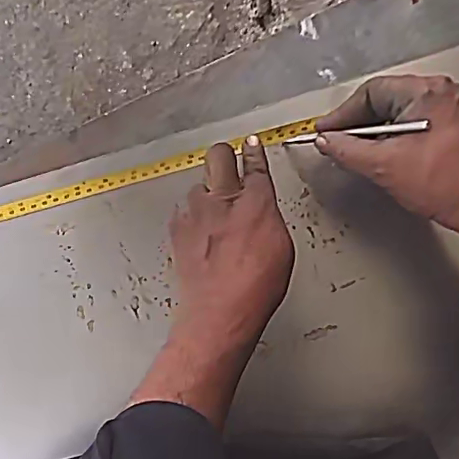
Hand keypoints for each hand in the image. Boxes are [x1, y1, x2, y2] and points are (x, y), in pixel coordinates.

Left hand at [128, 136, 292, 428]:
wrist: (219, 312)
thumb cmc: (253, 289)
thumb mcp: (281, 248)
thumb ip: (268, 218)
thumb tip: (262, 210)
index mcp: (256, 202)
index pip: (255, 163)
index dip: (254, 151)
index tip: (252, 146)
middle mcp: (222, 201)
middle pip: (217, 155)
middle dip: (224, 157)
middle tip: (228, 167)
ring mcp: (195, 214)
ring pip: (197, 185)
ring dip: (205, 195)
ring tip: (214, 218)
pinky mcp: (177, 231)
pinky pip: (183, 212)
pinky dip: (191, 219)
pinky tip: (200, 236)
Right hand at [314, 75, 458, 229]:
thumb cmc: (446, 183)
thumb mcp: (383, 165)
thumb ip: (346, 150)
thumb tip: (327, 141)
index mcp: (427, 92)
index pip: (371, 92)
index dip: (343, 114)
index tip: (327, 130)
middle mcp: (440, 93)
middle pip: (382, 99)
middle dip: (356, 123)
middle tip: (337, 141)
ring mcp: (446, 108)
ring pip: (394, 112)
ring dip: (371, 131)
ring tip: (356, 151)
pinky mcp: (446, 126)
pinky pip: (407, 123)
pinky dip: (388, 137)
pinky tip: (378, 154)